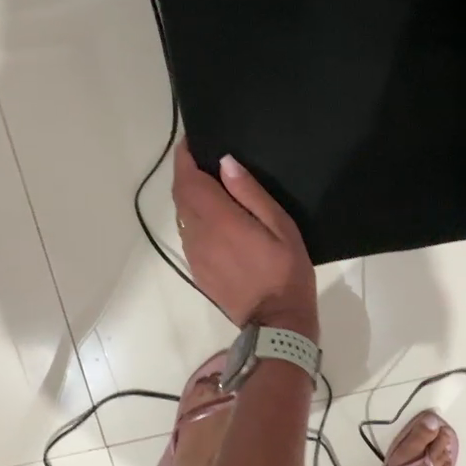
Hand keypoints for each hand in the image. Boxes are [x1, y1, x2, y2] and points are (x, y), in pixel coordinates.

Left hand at [171, 140, 318, 341]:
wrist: (276, 323)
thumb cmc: (285, 271)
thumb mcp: (280, 226)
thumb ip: (250, 193)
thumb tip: (225, 163)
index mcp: (219, 220)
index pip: (189, 181)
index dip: (184, 158)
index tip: (191, 142)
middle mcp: (198, 235)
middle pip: (180, 196)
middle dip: (186, 174)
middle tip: (202, 159)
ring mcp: (194, 254)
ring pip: (182, 216)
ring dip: (188, 197)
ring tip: (209, 186)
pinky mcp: (197, 269)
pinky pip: (187, 235)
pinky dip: (193, 218)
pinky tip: (212, 219)